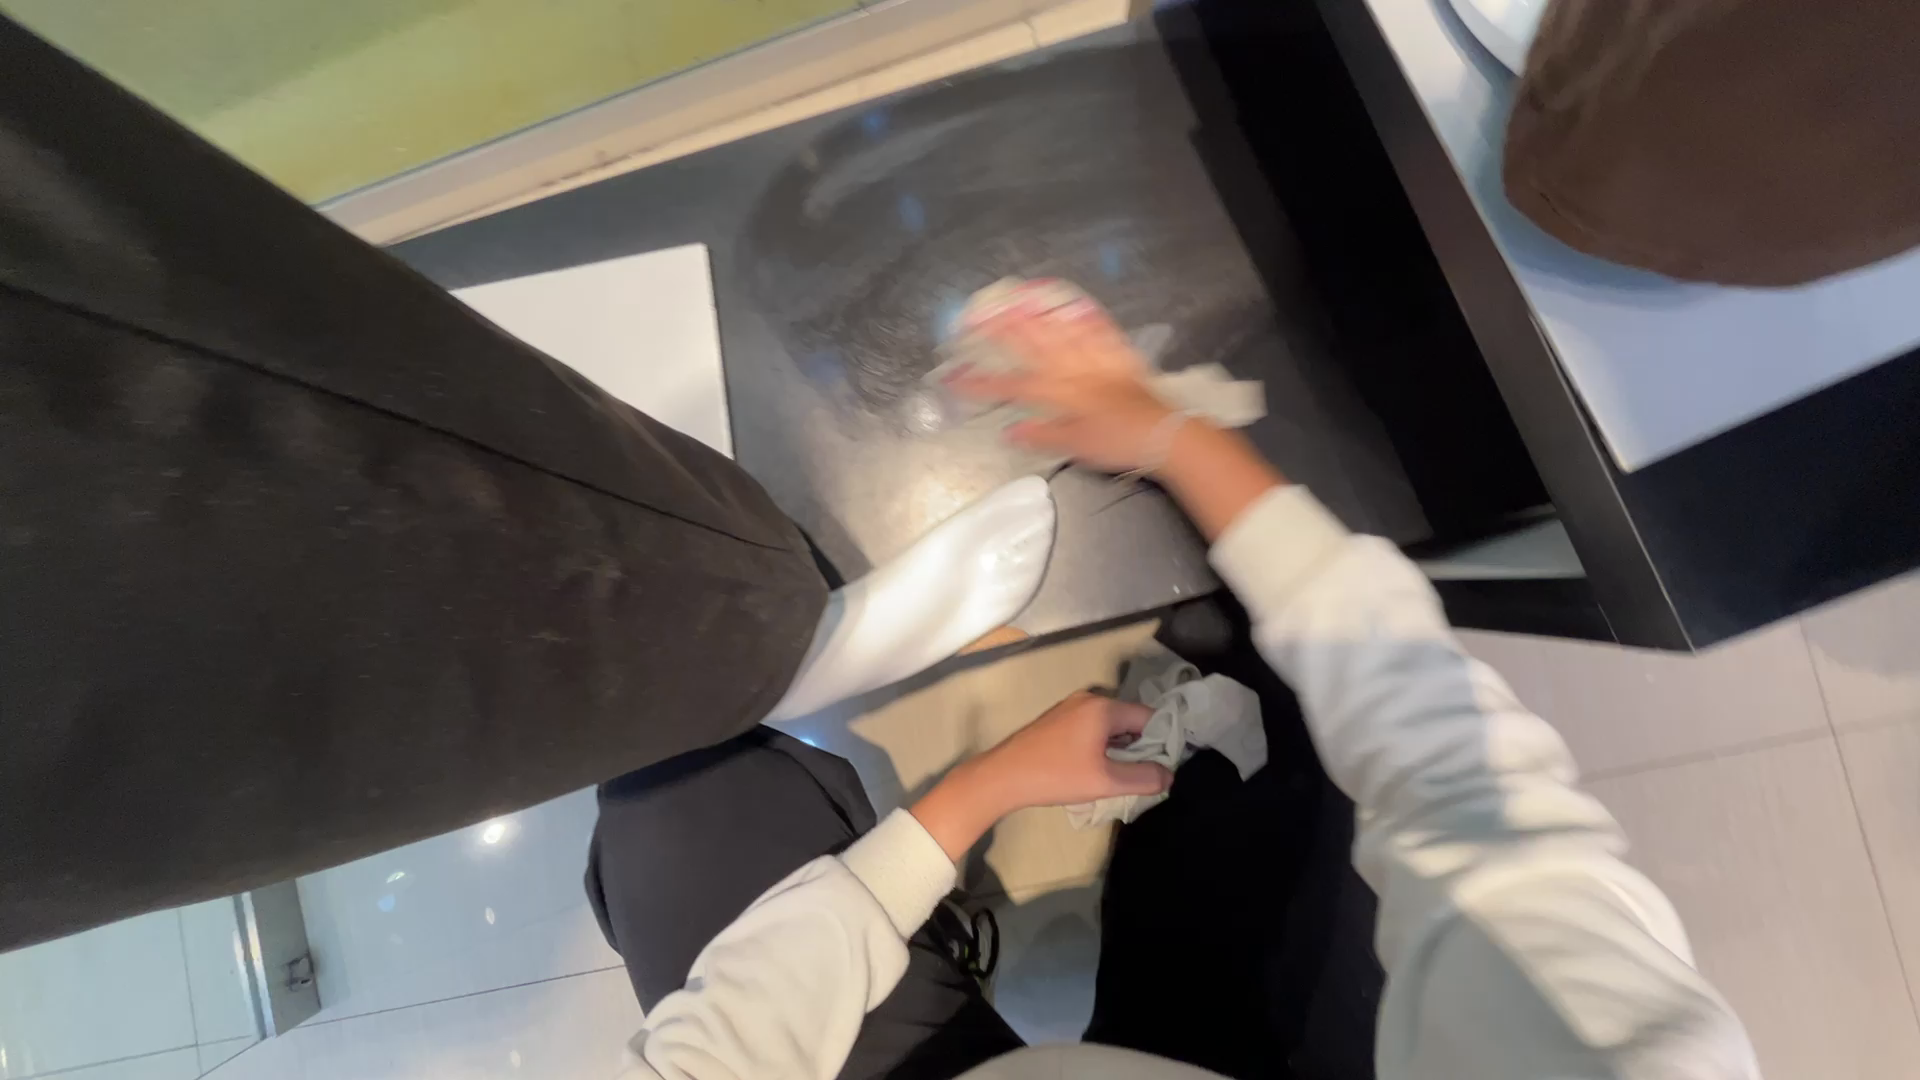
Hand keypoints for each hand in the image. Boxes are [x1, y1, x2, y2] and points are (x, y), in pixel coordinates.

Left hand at [910, 691, 1172, 860]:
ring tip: (1123, 774)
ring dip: (1121, 746)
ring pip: (1111, 723)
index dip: (1162, 740)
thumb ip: (1143, 778)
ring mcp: (1071, 706)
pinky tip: (1098, 766)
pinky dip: (1103, 743)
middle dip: (1142, 744)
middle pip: (1130, 718)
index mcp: (1103, 707)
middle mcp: (1089, 698)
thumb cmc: (1057, 775)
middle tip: (1147, 773)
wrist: (1005, 775)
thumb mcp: (1106, 782)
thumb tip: (1169, 775)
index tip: (1167, 765)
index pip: (1149, 717)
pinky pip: (1094, 726)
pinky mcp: (1059, 718)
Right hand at [945, 301, 1183, 473]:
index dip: (978, 382)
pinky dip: (1081, 312)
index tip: (953, 377)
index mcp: (1057, 394)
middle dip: (998, 329)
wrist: (1164, 433)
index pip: (1009, 386)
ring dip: (1034, 311)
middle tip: (974, 314)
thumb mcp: (1074, 446)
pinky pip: (1096, 327)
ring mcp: (1095, 356)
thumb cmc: (1117, 443)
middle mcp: (1072, 369)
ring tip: (1014, 293)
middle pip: (1029, 344)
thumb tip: (1009, 431)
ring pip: (1058, 329)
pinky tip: (1070, 301)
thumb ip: (1040, 435)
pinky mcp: (1117, 352)